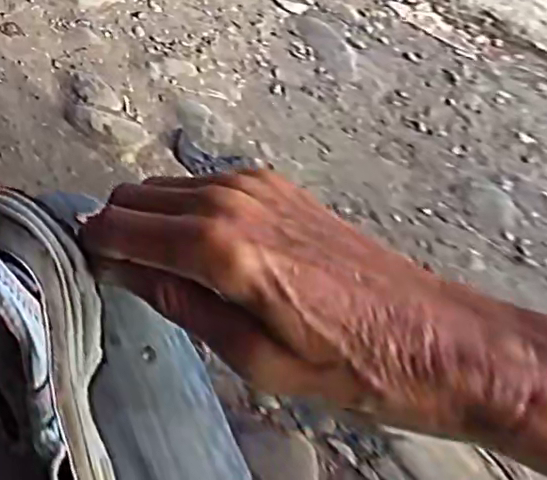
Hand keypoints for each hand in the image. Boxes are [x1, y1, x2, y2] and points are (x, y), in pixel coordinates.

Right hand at [80, 170, 540, 440]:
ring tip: (172, 260)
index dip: (94, 246)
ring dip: (146, 217)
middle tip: (127, 267)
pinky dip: (181, 207)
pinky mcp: (264, 181)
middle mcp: (223, 203)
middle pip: (126, 197)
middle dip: (115, 229)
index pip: (116, 228)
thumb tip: (121, 270)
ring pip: (154, 186)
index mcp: (217, 249)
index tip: (92, 263)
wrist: (455, 343)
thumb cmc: (362, 366)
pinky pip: (192, 183)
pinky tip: (210, 243)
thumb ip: (176, 305)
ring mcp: (245, 185)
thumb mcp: (257, 361)